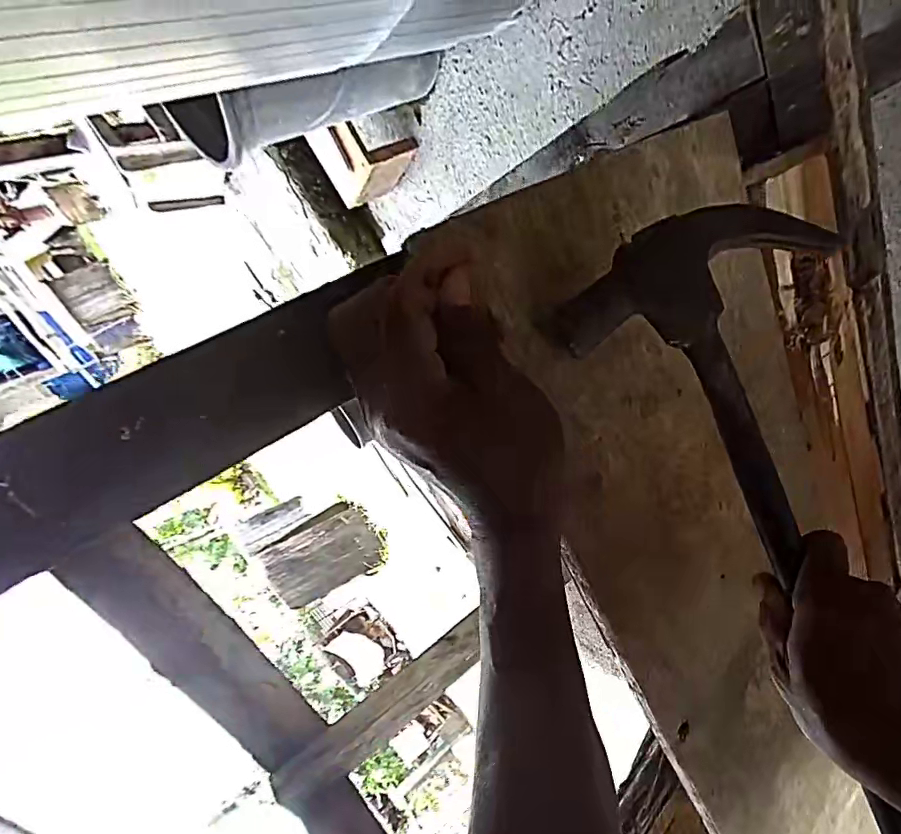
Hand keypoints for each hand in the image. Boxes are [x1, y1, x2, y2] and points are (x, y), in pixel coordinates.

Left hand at [329, 244, 565, 538]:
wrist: (516, 518)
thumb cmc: (525, 459)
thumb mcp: (508, 392)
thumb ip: (471, 334)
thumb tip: (453, 281)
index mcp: (411, 396)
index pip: (401, 311)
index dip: (429, 271)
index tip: (464, 250)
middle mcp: (382, 403)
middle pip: (375, 320)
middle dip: (414, 288)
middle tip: (461, 278)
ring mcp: (384, 415)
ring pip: (376, 340)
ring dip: (411, 311)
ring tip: (457, 307)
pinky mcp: (396, 421)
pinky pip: (389, 363)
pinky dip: (413, 340)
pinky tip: (450, 341)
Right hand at [758, 531, 900, 792]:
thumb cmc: (840, 716)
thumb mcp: (787, 676)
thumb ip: (774, 624)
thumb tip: (764, 584)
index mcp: (826, 597)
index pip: (821, 544)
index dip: (803, 561)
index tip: (791, 595)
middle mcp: (864, 593)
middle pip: (835, 582)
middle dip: (818, 607)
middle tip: (805, 653)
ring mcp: (893, 612)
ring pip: (855, 606)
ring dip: (842, 628)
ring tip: (835, 676)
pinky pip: (875, 626)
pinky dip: (864, 643)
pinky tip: (861, 682)